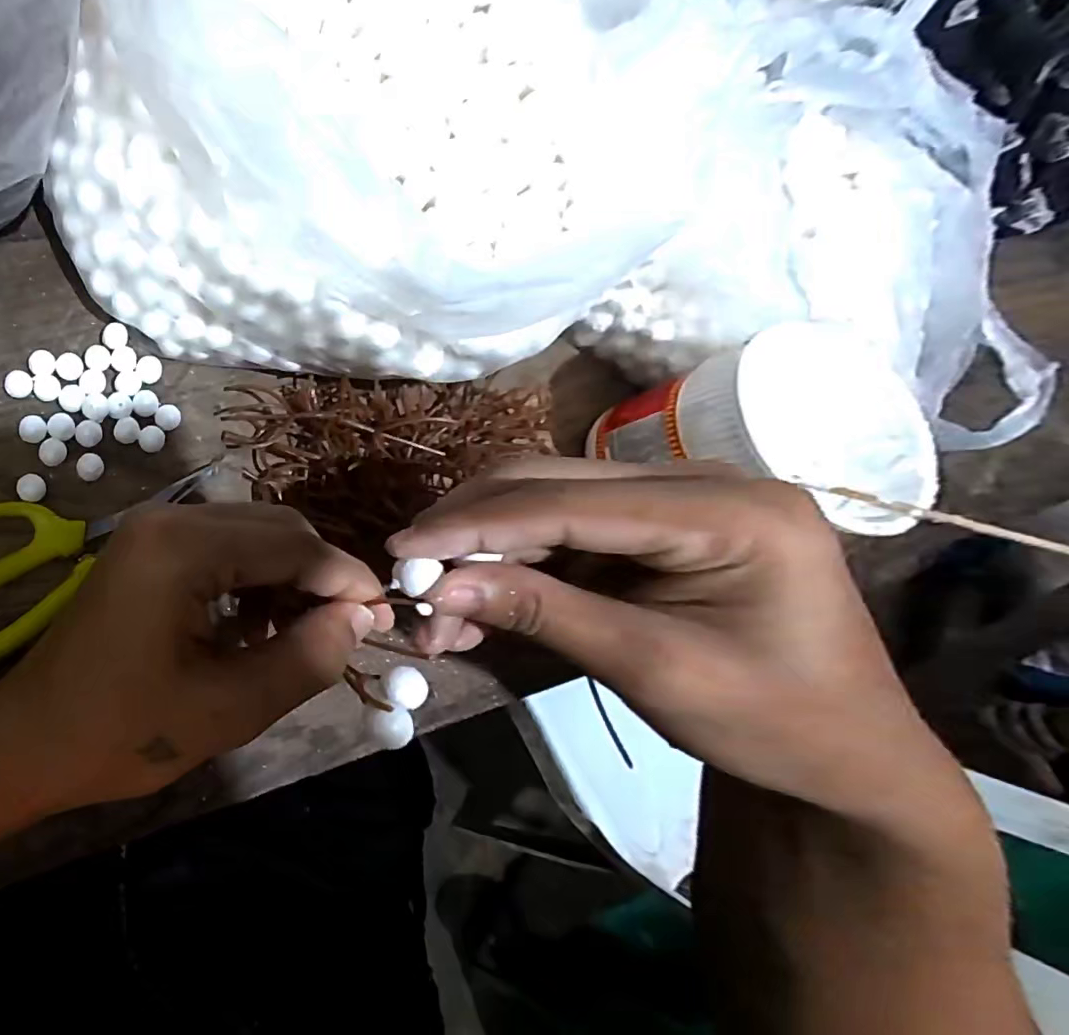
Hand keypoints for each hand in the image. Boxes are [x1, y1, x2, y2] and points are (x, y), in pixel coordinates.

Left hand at [0, 502, 390, 813]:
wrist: (30, 737)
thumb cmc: (121, 730)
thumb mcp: (226, 706)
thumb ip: (304, 657)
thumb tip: (357, 619)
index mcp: (182, 547)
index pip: (293, 543)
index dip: (346, 580)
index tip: (382, 621)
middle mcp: (166, 519)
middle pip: (271, 527)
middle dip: (316, 575)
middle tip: (343, 634)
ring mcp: (148, 531)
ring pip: (245, 535)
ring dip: (282, 577)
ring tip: (296, 638)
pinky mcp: (140, 550)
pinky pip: (213, 548)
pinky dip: (245, 578)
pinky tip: (250, 627)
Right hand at [387, 458, 966, 824]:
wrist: (841, 757)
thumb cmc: (774, 721)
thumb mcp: (653, 669)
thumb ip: (541, 614)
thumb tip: (435, 588)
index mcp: (730, 511)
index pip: (567, 502)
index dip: (473, 525)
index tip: (401, 550)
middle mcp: (695, 484)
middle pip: (543, 485)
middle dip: (466, 531)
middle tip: (409, 576)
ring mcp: (666, 502)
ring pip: (534, 505)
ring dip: (477, 551)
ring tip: (435, 607)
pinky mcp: (640, 529)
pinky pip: (549, 534)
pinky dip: (502, 567)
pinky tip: (470, 605)